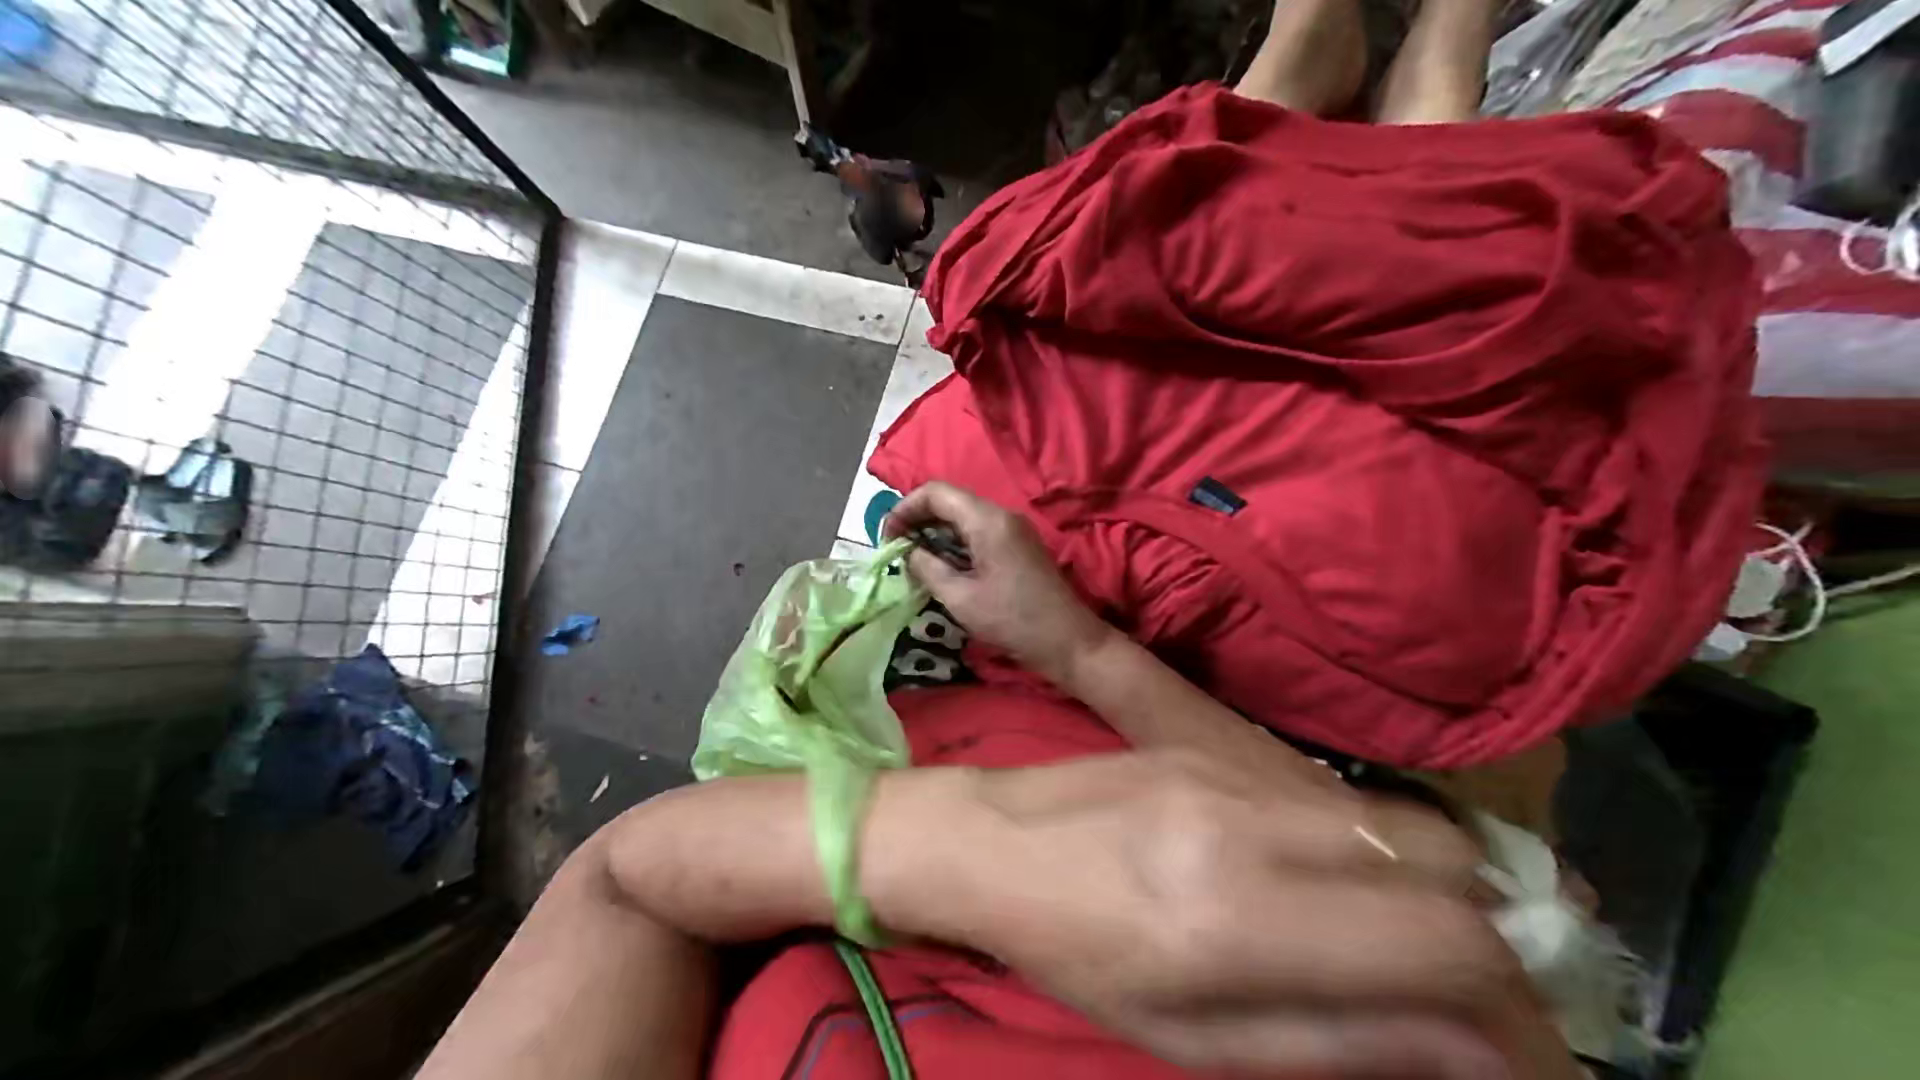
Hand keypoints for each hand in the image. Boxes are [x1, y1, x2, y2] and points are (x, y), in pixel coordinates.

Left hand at [868, 752, 1576, 1079]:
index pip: (1445, 945)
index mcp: (1240, 916)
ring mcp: (1234, 770)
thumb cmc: (1074, 954)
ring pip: (1396, 817)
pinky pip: (1332, 792)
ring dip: (1436, 885)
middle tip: (1470, 1000)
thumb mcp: (1193, 1034)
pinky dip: (1370, 842)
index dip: (1517, 1014)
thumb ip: (1340, 1040)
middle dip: (1488, 941)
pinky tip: (1336, 879)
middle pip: (1446, 863)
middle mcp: (1253, 825)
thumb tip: (1479, 1050)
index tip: (1520, 1060)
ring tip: (1408, 941)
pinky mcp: (1214, 746)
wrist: (993, 839)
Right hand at [883, 481, 1113, 682]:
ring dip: (935, 534)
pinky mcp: (1018, 546)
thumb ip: (928, 568)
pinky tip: (943, 568)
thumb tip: (909, 553)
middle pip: (949, 501)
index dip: (905, 508)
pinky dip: (955, 543)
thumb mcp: (960, 598)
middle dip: (918, 521)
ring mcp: (1013, 530)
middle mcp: (1002, 515)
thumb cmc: (1013, 620)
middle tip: (897, 552)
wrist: (1068, 642)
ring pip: (963, 517)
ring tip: (915, 562)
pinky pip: (978, 532)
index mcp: (988, 520)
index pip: (936, 492)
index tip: (888, 538)